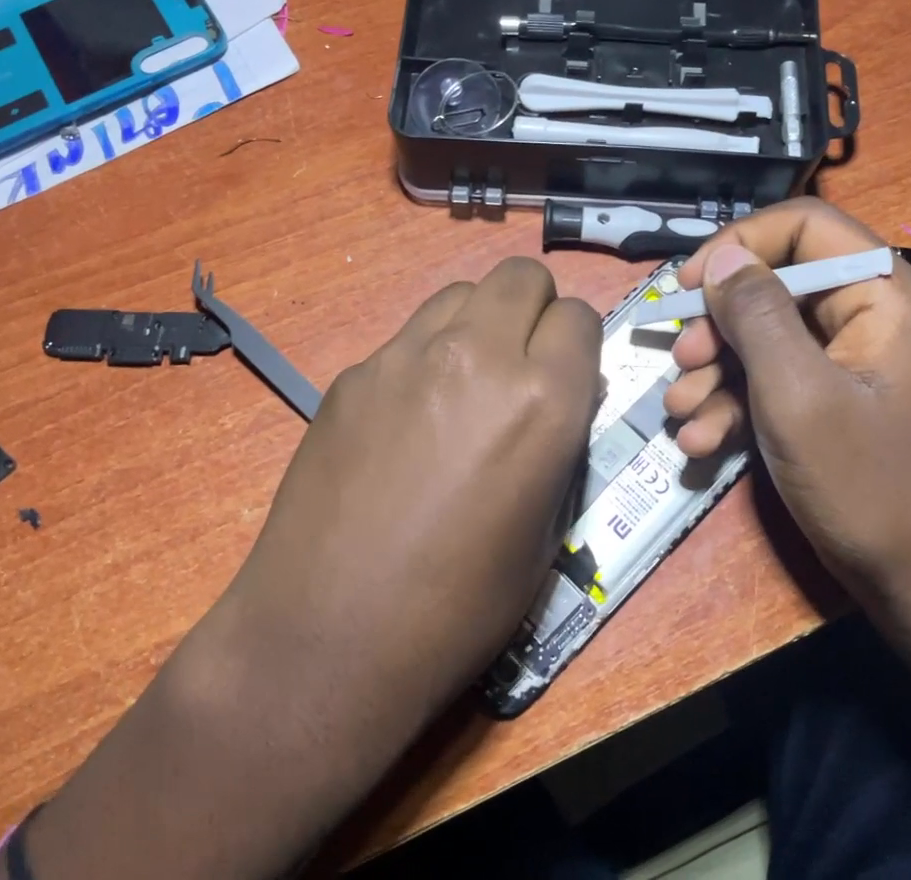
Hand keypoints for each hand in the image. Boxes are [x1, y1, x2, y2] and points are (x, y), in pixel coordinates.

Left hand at [230, 256, 601, 717]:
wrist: (330, 633)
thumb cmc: (459, 607)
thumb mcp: (546, 534)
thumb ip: (557, 447)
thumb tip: (555, 404)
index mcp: (541, 400)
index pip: (579, 318)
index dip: (579, 348)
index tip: (568, 381)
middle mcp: (476, 357)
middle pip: (520, 277)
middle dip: (534, 312)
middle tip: (523, 370)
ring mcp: (404, 358)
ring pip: (459, 293)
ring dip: (479, 323)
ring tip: (466, 387)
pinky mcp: (352, 376)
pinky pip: (406, 337)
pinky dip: (425, 358)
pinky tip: (406, 423)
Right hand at [663, 199, 910, 618]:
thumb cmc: (869, 484)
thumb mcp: (798, 395)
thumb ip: (757, 317)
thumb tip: (722, 260)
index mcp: (882, 294)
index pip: (804, 226)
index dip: (738, 244)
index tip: (687, 287)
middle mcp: (868, 317)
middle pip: (775, 286)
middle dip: (718, 326)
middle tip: (682, 363)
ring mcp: (849, 365)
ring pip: (765, 340)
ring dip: (715, 374)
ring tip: (683, 417)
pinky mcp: (832, 405)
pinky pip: (774, 384)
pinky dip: (734, 407)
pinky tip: (701, 444)